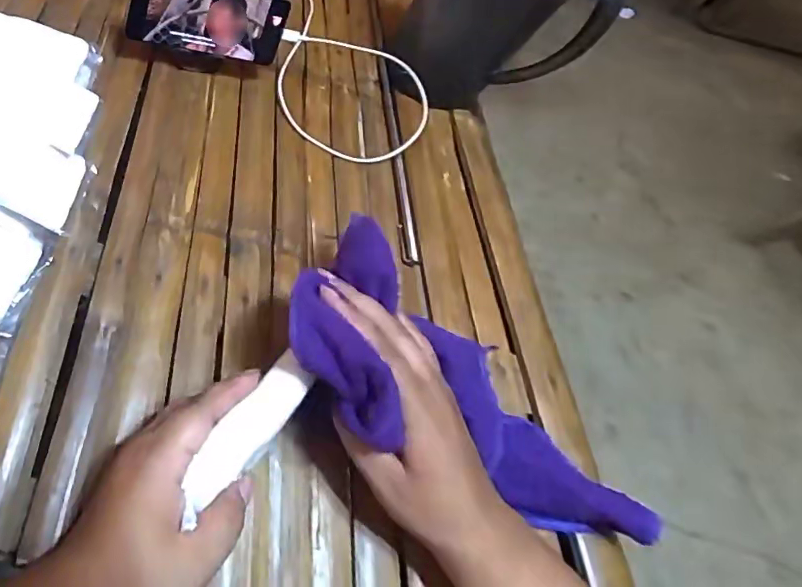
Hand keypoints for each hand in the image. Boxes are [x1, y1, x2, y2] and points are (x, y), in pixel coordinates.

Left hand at [11, 371, 258, 586]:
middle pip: (183, 410)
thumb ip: (224, 521)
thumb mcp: (191, 562)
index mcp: (157, 459)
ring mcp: (124, 459)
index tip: (255, 376)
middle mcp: (139, 447)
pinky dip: (183, 433)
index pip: (200, 412)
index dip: (230, 392)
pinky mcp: (117, 474)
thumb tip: (243, 485)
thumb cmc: (134, 574)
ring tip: (229, 420)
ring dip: (199, 415)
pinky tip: (195, 452)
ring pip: (168, 423)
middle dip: (217, 399)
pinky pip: (157, 438)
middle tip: (250, 397)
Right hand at [319, 276, 577, 586]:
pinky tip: (382, 312)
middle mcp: (428, 380)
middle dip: (357, 300)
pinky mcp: (440, 385)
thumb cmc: (427, 504)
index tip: (323, 292)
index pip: (379, 345)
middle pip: (391, 328)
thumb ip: (355, 431)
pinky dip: (395, 319)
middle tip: (324, 278)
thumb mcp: (382, 478)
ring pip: (405, 329)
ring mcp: (438, 380)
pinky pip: (416, 339)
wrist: (478, 523)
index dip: (350, 316)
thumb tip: (333, 389)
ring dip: (374, 305)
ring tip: (345, 286)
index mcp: (414, 399)